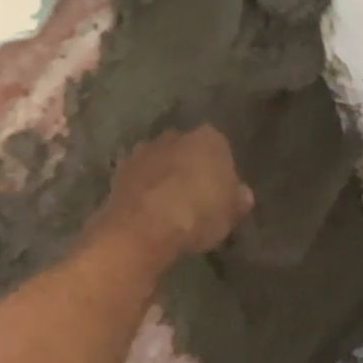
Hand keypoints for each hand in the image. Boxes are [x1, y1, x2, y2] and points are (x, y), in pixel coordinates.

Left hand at [96, 126, 253, 259]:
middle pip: (186, 152)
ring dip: (163, 179)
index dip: (221, 173)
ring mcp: (143, 152)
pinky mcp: (119, 172)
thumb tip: (243, 195)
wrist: (143, 227)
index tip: (220, 196)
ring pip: (160, 164)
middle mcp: (174, 136)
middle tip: (194, 201)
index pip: (221, 149)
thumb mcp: (229, 215)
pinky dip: (143, 193)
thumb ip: (237, 201)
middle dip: (189, 170)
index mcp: (209, 138)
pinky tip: (147, 214)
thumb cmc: (198, 214)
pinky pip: (139, 181)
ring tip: (168, 210)